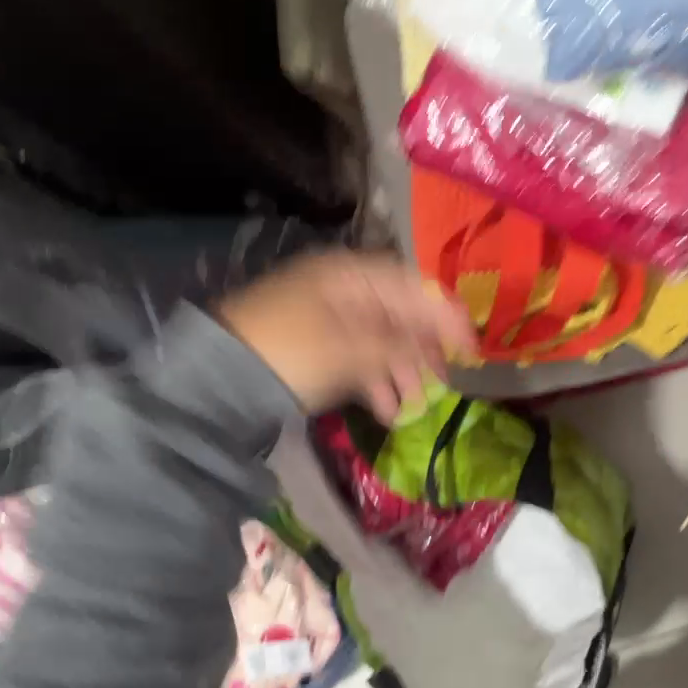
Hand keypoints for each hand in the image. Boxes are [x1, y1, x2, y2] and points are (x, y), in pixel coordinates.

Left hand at [216, 251, 474, 419]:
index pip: (414, 287)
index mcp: (350, 276)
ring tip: (414, 405)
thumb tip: (440, 344)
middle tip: (446, 379)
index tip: (471, 346)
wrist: (216, 381)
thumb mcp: (352, 348)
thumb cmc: (291, 352)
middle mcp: (343, 290)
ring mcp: (328, 317)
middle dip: (425, 350)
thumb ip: (402, 344)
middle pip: (401, 315)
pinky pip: (360, 357)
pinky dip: (376, 381)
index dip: (446, 315)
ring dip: (402, 372)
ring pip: (382, 340)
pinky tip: (386, 411)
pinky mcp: (316, 345)